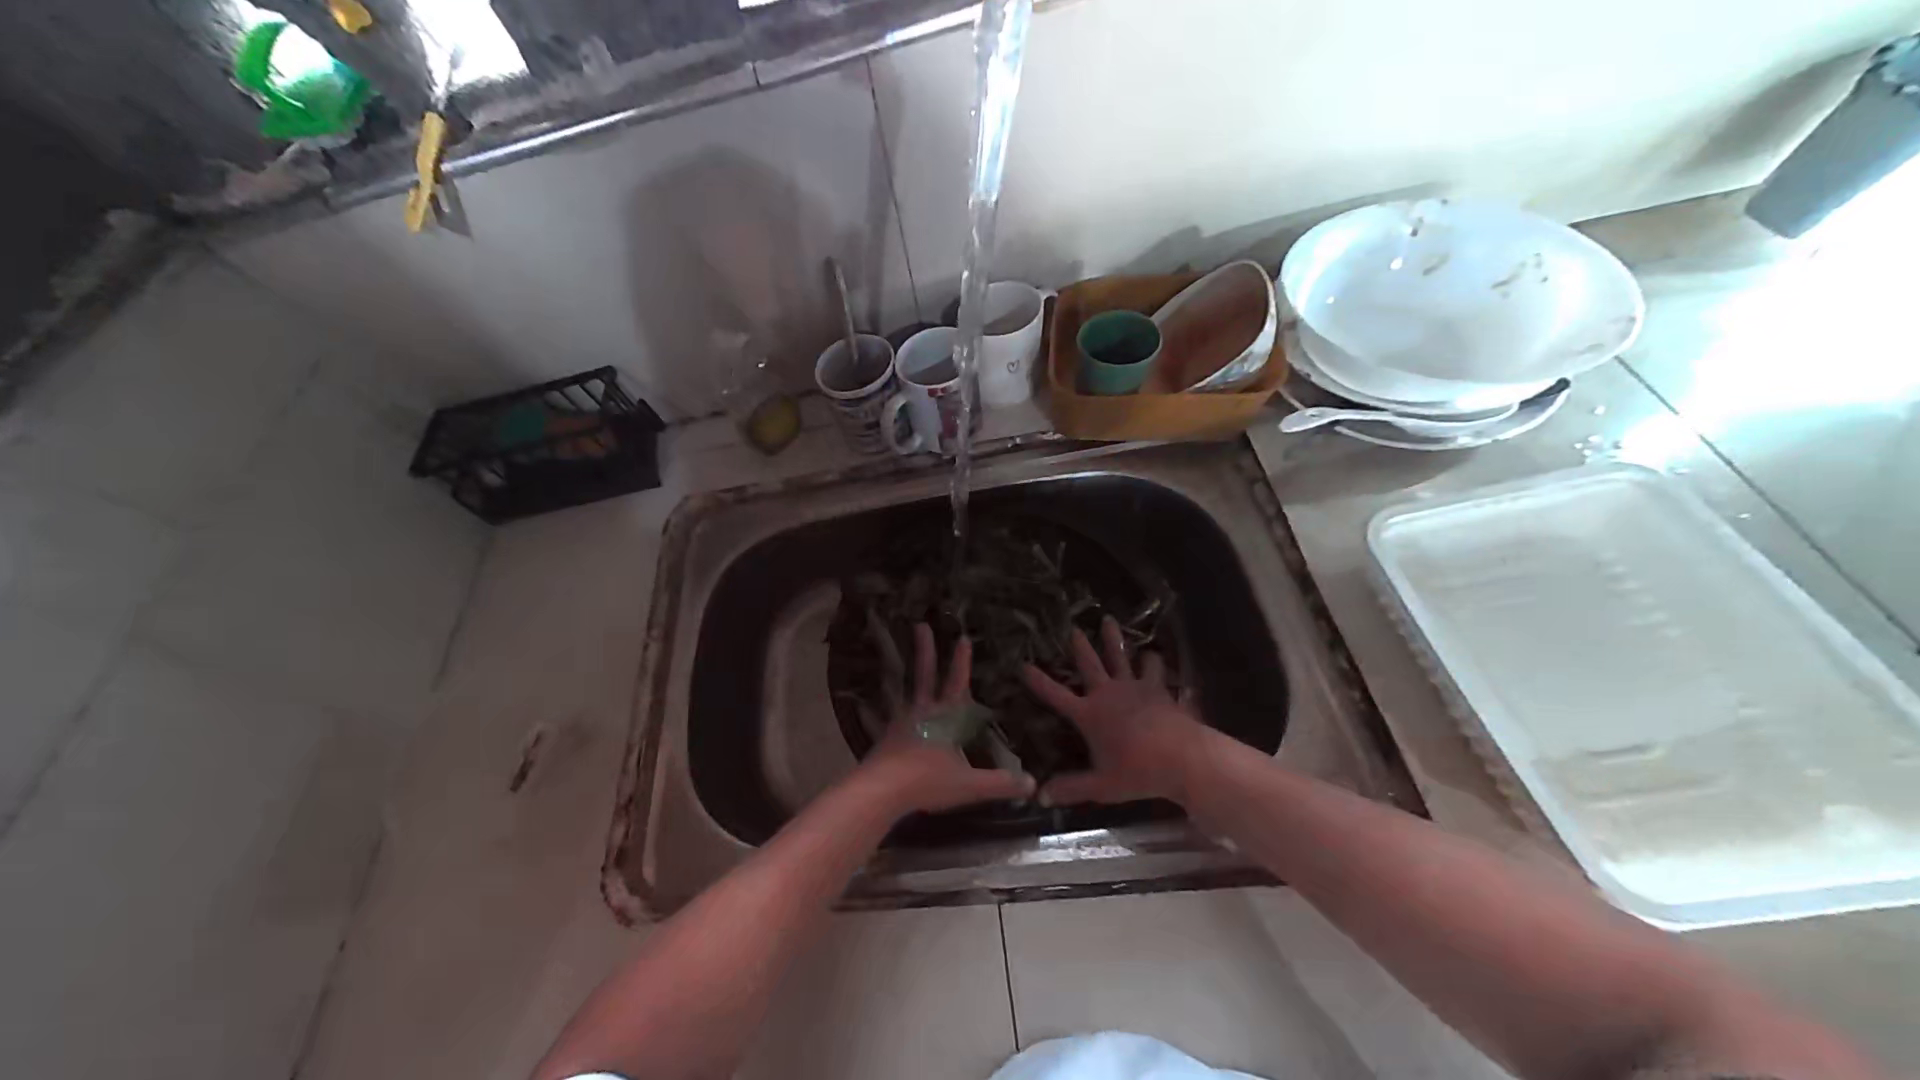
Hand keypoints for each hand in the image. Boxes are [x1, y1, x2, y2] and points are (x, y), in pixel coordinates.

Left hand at [855, 623, 1034, 815]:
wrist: (883, 792)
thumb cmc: (928, 782)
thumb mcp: (970, 785)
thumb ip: (1001, 783)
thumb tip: (1034, 784)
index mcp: (945, 719)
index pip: (957, 684)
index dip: (961, 662)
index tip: (962, 637)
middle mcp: (921, 713)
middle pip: (924, 676)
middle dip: (926, 651)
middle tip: (920, 625)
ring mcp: (898, 724)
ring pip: (899, 690)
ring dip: (896, 671)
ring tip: (889, 653)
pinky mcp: (882, 739)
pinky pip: (876, 720)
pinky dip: (869, 712)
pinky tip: (859, 704)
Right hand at [1022, 616, 1213, 806]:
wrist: (1182, 758)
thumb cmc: (1138, 772)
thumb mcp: (1101, 786)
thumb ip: (1071, 788)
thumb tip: (1040, 796)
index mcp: (1089, 714)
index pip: (1055, 695)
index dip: (1038, 681)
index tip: (1023, 664)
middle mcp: (1108, 694)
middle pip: (1089, 665)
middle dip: (1078, 646)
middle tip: (1072, 627)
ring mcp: (1134, 687)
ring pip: (1120, 657)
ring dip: (1114, 639)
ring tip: (1109, 620)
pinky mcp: (1158, 689)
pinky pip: (1154, 670)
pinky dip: (1153, 661)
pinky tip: (1155, 653)